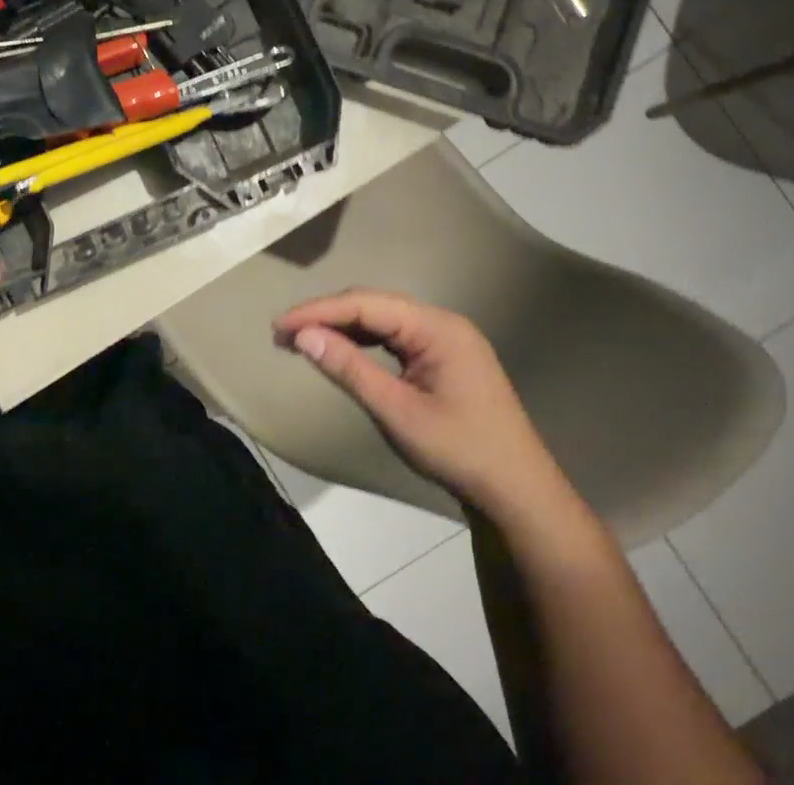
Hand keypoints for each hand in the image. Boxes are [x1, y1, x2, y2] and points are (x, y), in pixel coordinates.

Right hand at [272, 289, 571, 516]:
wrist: (515, 489)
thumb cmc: (458, 449)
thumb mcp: (397, 411)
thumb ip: (350, 369)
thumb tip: (303, 336)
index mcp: (438, 328)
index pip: (366, 305)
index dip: (318, 311)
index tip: (278, 326)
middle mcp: (443, 324)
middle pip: (374, 305)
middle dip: (325, 315)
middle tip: (281, 333)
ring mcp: (445, 341)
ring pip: (383, 320)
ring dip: (341, 326)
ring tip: (299, 340)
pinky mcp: (442, 359)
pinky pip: (394, 338)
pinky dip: (361, 341)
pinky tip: (337, 350)